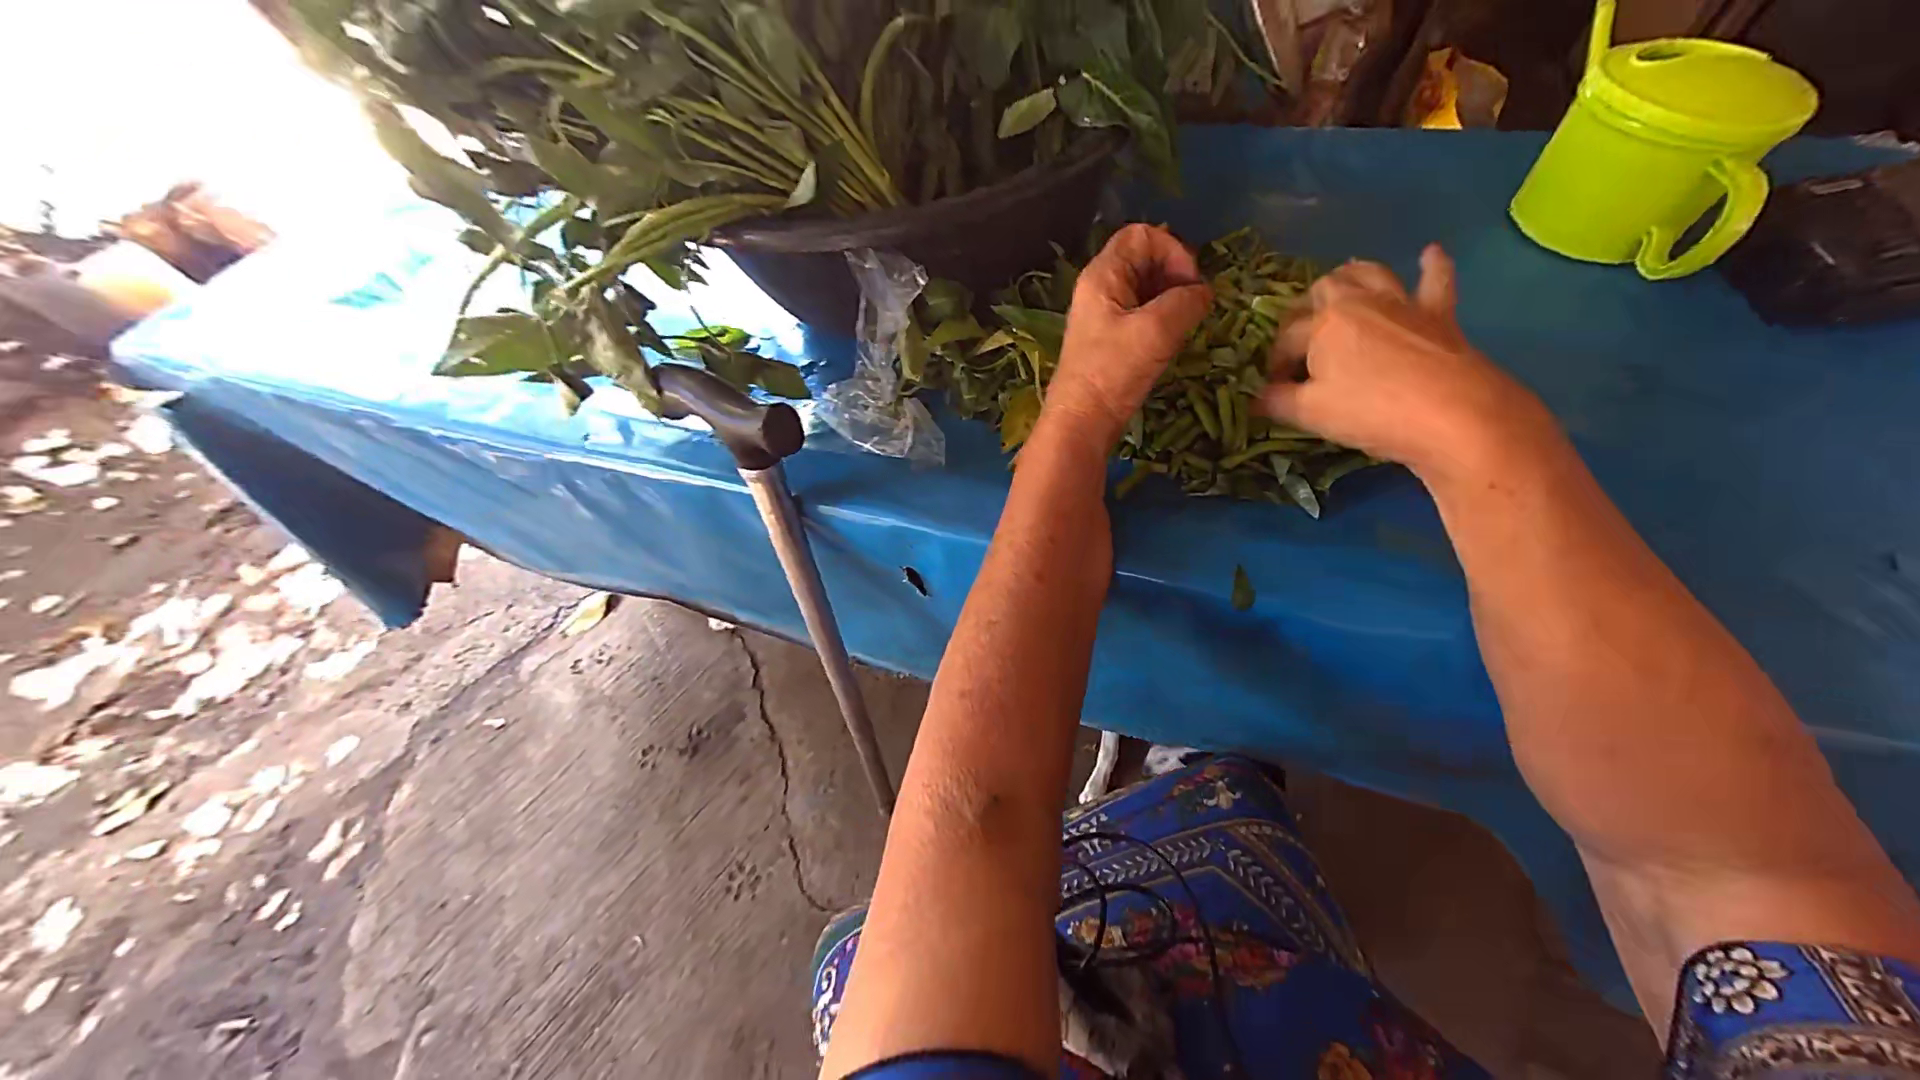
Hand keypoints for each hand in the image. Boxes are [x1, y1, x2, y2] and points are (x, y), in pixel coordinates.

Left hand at [1043, 224, 1211, 449]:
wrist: (1082, 422)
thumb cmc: (1113, 372)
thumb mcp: (1157, 330)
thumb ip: (1186, 301)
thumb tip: (1203, 294)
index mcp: (1102, 275)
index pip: (1143, 235)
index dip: (1173, 250)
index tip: (1190, 283)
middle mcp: (1099, 289)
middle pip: (1145, 259)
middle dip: (1175, 274)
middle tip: (1193, 305)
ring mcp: (1103, 316)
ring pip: (1146, 289)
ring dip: (1172, 299)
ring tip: (1186, 324)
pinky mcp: (1110, 341)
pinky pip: (1141, 315)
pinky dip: (1162, 320)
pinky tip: (1173, 340)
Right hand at [1262, 245, 1558, 483]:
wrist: (1453, 415)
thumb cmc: (1370, 412)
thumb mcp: (1310, 414)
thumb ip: (1277, 402)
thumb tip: (1255, 398)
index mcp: (1322, 325)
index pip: (1285, 340)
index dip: (1273, 364)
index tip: (1272, 389)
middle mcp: (1359, 303)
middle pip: (1322, 291)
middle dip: (1304, 309)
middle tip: (1298, 335)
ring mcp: (1401, 304)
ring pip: (1370, 274)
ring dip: (1352, 275)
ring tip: (1342, 283)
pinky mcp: (1438, 314)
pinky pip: (1436, 280)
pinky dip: (1432, 265)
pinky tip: (1429, 253)